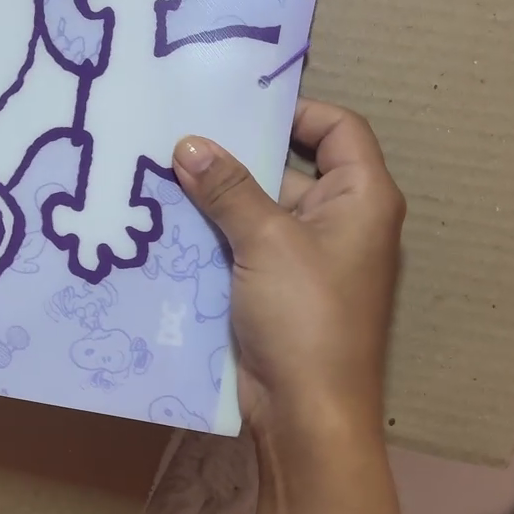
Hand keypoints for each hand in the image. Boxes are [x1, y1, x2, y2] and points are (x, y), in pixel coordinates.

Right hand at [171, 99, 404, 441]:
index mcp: (359, 199)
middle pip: (283, 172)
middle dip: (230, 162)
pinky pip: (233, 251)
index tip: (231, 109)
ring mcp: (297, 259)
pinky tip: (160, 234)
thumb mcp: (266, 242)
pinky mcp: (265, 290)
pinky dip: (203, 241)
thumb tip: (188, 143)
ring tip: (153, 186)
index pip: (336, 131)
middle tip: (171, 147)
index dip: (293, 112)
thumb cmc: (305, 315)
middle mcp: (333, 222)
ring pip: (250, 215)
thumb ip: (228, 190)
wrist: (302, 404)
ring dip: (208, 206)